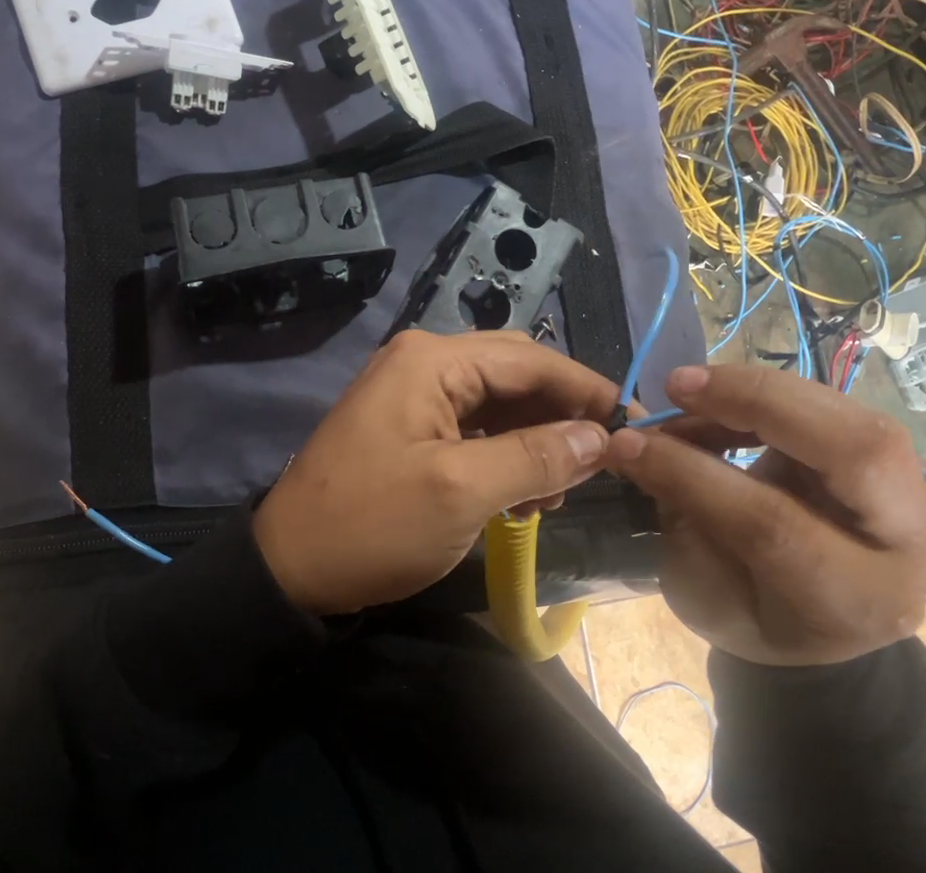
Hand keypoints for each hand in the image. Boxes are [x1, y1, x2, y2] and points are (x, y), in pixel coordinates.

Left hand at [254, 330, 617, 614]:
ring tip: (558, 495)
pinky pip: (471, 430)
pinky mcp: (406, 429)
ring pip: (496, 406)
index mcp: (431, 361)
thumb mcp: (462, 492)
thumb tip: (598, 436)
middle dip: (560, 418)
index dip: (586, 390)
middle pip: (515, 376)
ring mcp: (410, 395)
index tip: (635, 426)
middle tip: (599, 465)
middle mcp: (421, 363)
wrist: (289, 567)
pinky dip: (504, 457)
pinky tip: (523, 498)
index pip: (530, 359)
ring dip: (534, 443)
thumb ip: (535, 457)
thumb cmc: (372, 524)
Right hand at [602, 364, 925, 666]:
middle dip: (759, 403)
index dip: (694, 474)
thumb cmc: (746, 617)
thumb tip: (635, 443)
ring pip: (851, 418)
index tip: (628, 444)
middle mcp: (909, 549)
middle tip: (678, 386)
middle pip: (856, 451)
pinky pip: (837, 412)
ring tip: (686, 391)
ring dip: (758, 392)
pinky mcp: (898, 463)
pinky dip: (768, 397)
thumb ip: (681, 516)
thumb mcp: (701, 589)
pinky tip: (716, 400)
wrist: (811, 626)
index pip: (775, 522)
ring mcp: (918, 501)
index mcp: (853, 602)